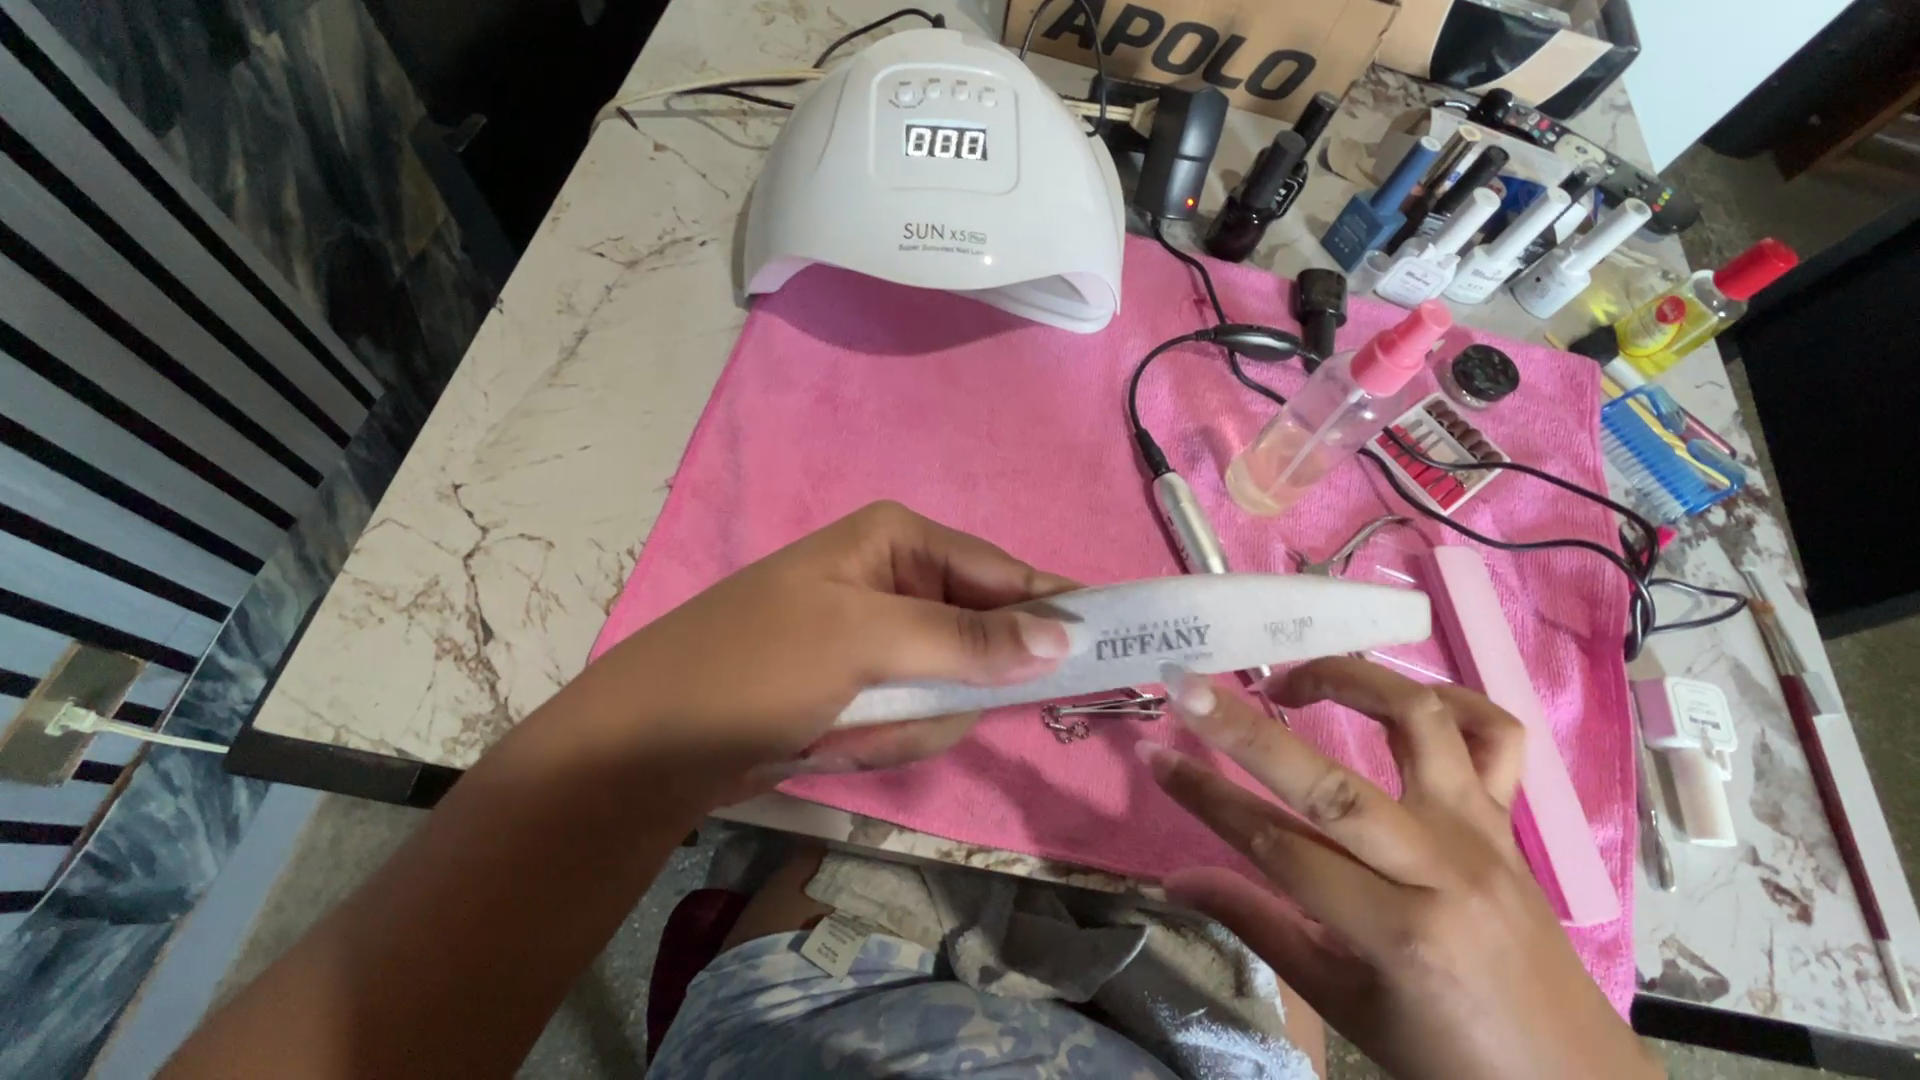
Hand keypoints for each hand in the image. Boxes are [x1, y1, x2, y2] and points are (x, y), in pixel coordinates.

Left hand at [559, 501, 1075, 800]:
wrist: (652, 743)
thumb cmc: (756, 665)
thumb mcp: (864, 640)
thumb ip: (968, 639)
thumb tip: (1067, 637)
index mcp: (899, 540)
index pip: (1006, 574)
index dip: (1056, 614)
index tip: (1112, 655)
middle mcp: (897, 579)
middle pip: (983, 640)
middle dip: (953, 690)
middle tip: (908, 712)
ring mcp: (882, 639)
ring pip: (952, 692)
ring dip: (907, 723)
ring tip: (845, 725)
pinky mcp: (866, 688)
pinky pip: (913, 718)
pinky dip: (883, 740)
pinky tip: (831, 740)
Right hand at [1140, 657, 1658, 1079]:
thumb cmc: (1448, 1056)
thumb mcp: (1344, 1005)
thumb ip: (1259, 926)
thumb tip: (1178, 878)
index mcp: (1397, 932)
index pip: (1277, 846)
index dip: (1207, 797)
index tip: (1155, 755)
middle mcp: (1443, 867)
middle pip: (1330, 783)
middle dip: (1247, 731)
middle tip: (1189, 688)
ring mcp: (1483, 833)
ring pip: (1420, 724)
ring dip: (1348, 680)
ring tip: (1289, 679)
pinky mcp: (1509, 820)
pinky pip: (1494, 735)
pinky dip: (1447, 700)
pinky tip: (1397, 702)